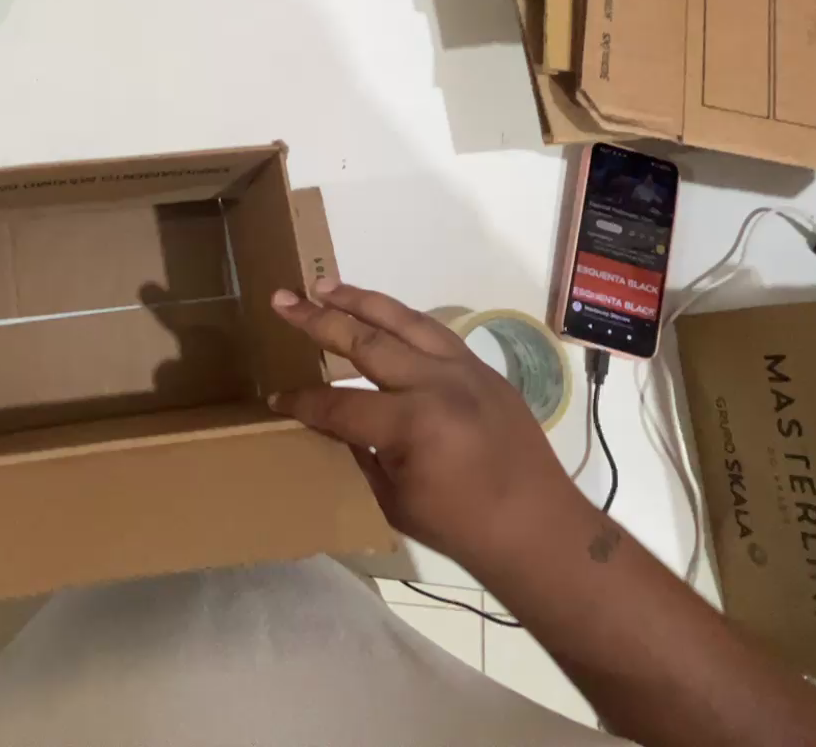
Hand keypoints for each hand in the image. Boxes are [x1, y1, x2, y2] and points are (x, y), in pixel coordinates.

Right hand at [268, 281, 591, 568]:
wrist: (540, 531)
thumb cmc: (459, 527)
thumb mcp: (390, 497)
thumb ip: (354, 449)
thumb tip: (322, 418)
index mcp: (413, 426)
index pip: (338, 404)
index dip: (302, 402)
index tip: (275, 398)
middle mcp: (438, 385)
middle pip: (364, 341)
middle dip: (316, 320)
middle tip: (282, 299)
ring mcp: (465, 371)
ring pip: (402, 320)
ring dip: (358, 300)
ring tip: (323, 285)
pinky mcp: (483, 369)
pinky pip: (432, 332)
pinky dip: (398, 318)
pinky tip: (376, 313)